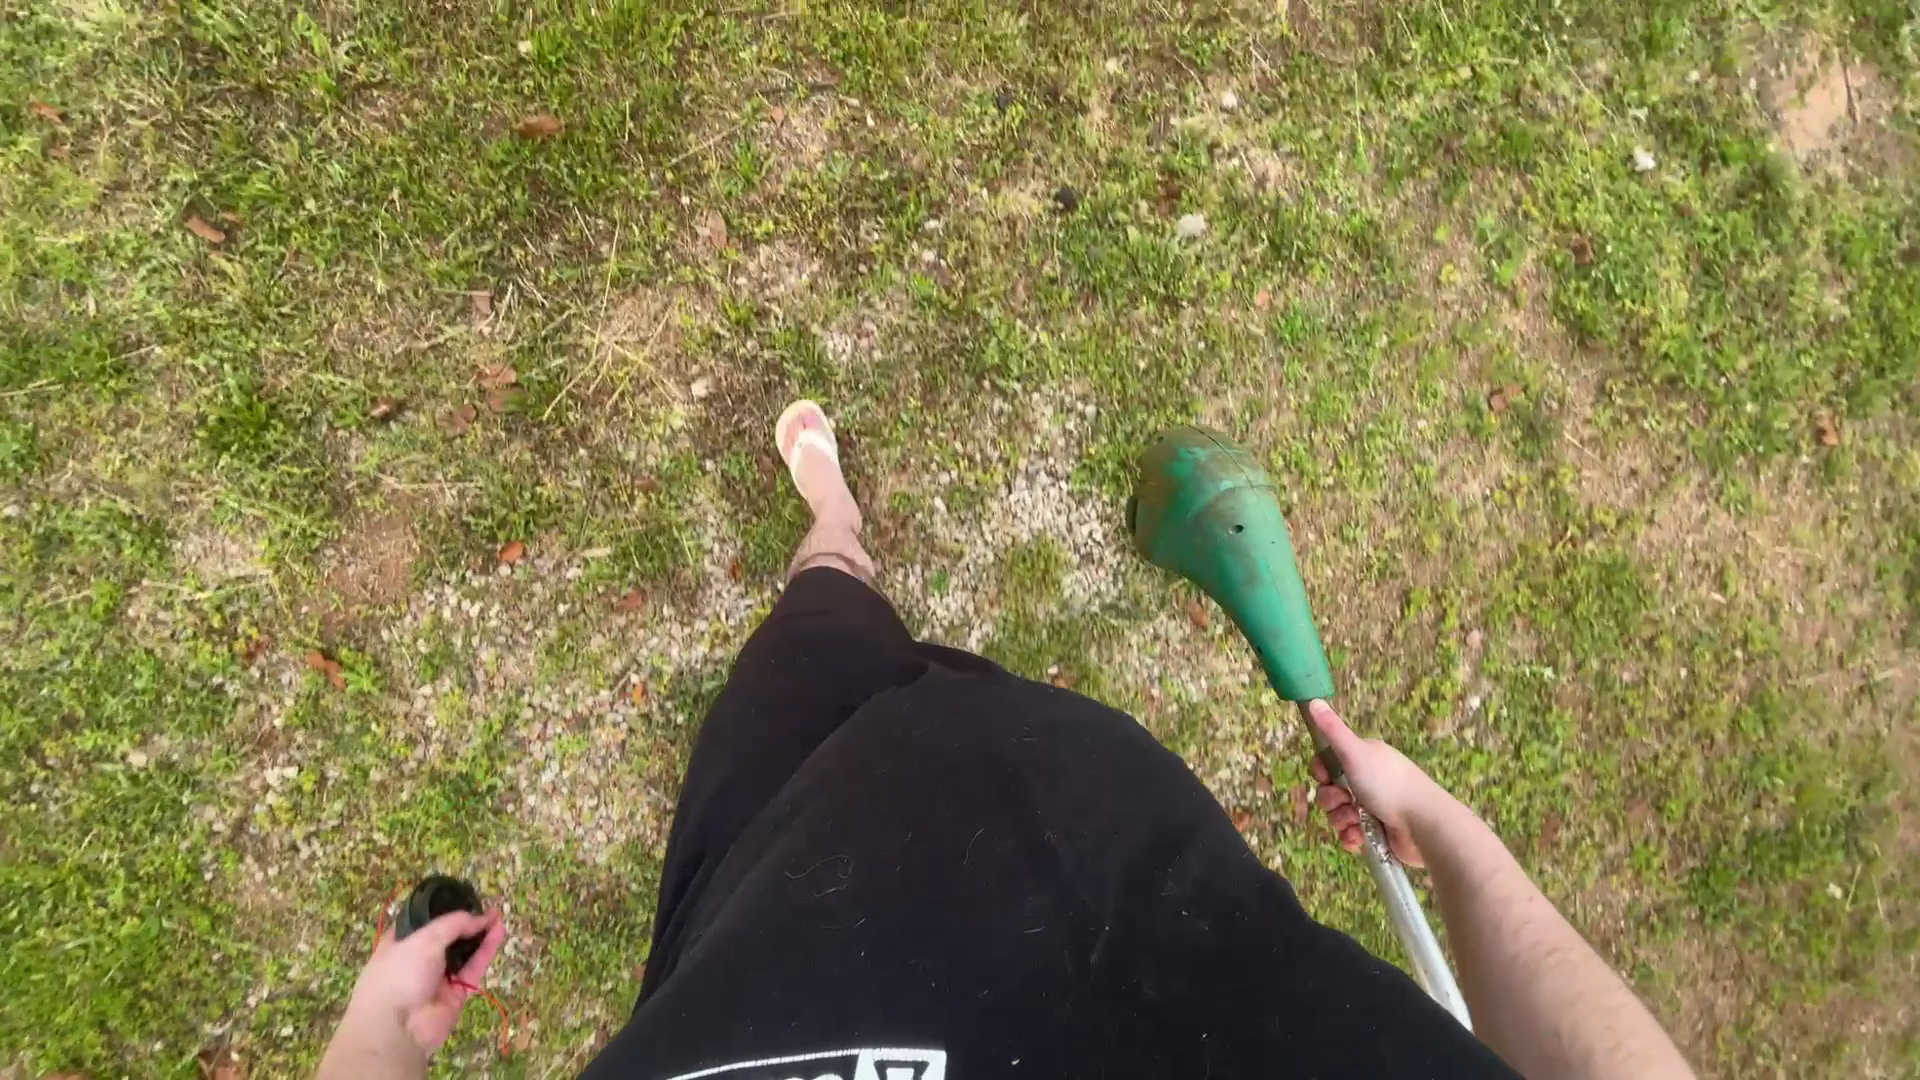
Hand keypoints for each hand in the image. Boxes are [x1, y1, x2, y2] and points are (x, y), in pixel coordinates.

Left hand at [341, 908, 505, 1055]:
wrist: (397, 1030)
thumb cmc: (399, 975)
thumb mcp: (425, 938)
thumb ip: (455, 923)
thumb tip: (481, 917)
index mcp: (398, 947)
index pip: (420, 924)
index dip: (440, 910)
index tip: (461, 899)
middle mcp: (416, 962)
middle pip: (446, 937)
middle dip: (466, 922)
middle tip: (486, 907)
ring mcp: (436, 978)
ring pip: (463, 952)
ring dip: (480, 934)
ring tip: (499, 915)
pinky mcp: (456, 992)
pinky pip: (474, 967)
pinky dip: (487, 950)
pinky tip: (499, 931)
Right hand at [1305, 700, 1456, 867]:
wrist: (1425, 826)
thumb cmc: (1388, 784)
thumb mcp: (1355, 752)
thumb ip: (1332, 729)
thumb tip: (1313, 700)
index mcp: (1364, 758)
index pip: (1329, 762)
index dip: (1321, 771)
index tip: (1324, 776)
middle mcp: (1368, 780)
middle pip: (1331, 788)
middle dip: (1331, 799)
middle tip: (1344, 801)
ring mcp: (1373, 807)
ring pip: (1338, 812)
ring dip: (1340, 819)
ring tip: (1354, 822)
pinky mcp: (1377, 832)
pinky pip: (1351, 833)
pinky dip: (1350, 836)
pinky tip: (1357, 839)